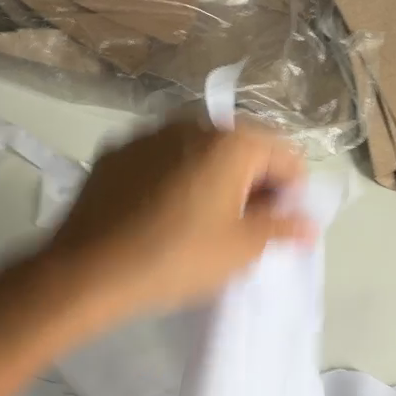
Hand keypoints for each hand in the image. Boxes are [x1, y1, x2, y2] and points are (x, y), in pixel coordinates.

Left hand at [36, 120, 314, 319]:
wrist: (88, 270)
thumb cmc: (178, 258)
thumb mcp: (241, 250)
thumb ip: (282, 228)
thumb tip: (308, 223)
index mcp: (230, 142)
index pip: (286, 155)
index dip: (294, 193)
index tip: (282, 227)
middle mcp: (191, 124)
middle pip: (242, 148)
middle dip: (254, 184)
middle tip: (248, 228)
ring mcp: (148, 135)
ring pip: (200, 152)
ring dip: (215, 180)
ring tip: (205, 224)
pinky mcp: (116, 154)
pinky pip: (164, 161)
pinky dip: (177, 181)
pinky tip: (165, 218)